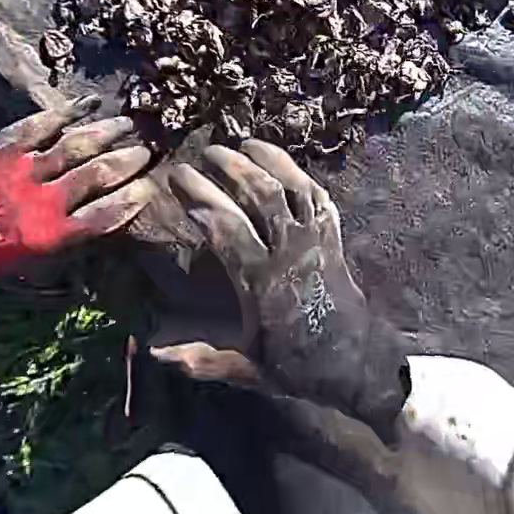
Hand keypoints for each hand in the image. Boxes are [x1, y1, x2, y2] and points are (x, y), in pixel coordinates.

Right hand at [164, 140, 408, 433]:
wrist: (359, 365)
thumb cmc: (299, 365)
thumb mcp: (248, 369)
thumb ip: (202, 358)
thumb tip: (154, 351)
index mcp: (262, 279)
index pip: (226, 226)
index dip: (200, 196)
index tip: (179, 176)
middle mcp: (289, 250)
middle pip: (260, 195)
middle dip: (231, 167)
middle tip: (206, 152)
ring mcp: (315, 239)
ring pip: (292, 187)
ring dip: (267, 160)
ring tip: (243, 143)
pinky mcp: (333, 236)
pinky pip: (317, 196)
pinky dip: (299, 173)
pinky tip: (282, 161)